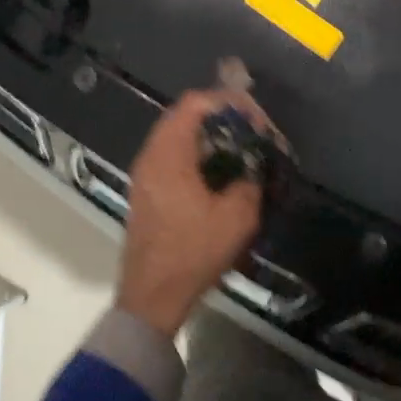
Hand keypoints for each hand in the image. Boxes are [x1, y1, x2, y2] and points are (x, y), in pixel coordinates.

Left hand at [115, 89, 267, 337]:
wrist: (152, 298)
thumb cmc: (192, 252)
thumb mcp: (237, 217)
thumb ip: (249, 181)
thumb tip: (251, 167)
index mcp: (169, 153)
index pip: (196, 103)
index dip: (228, 103)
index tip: (255, 119)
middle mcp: (151, 155)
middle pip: (186, 115)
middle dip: (221, 118)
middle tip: (251, 133)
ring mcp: (145, 173)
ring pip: (178, 136)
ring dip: (209, 137)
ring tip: (240, 152)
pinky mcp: (146, 190)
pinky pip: (173, 156)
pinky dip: (197, 154)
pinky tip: (220, 175)